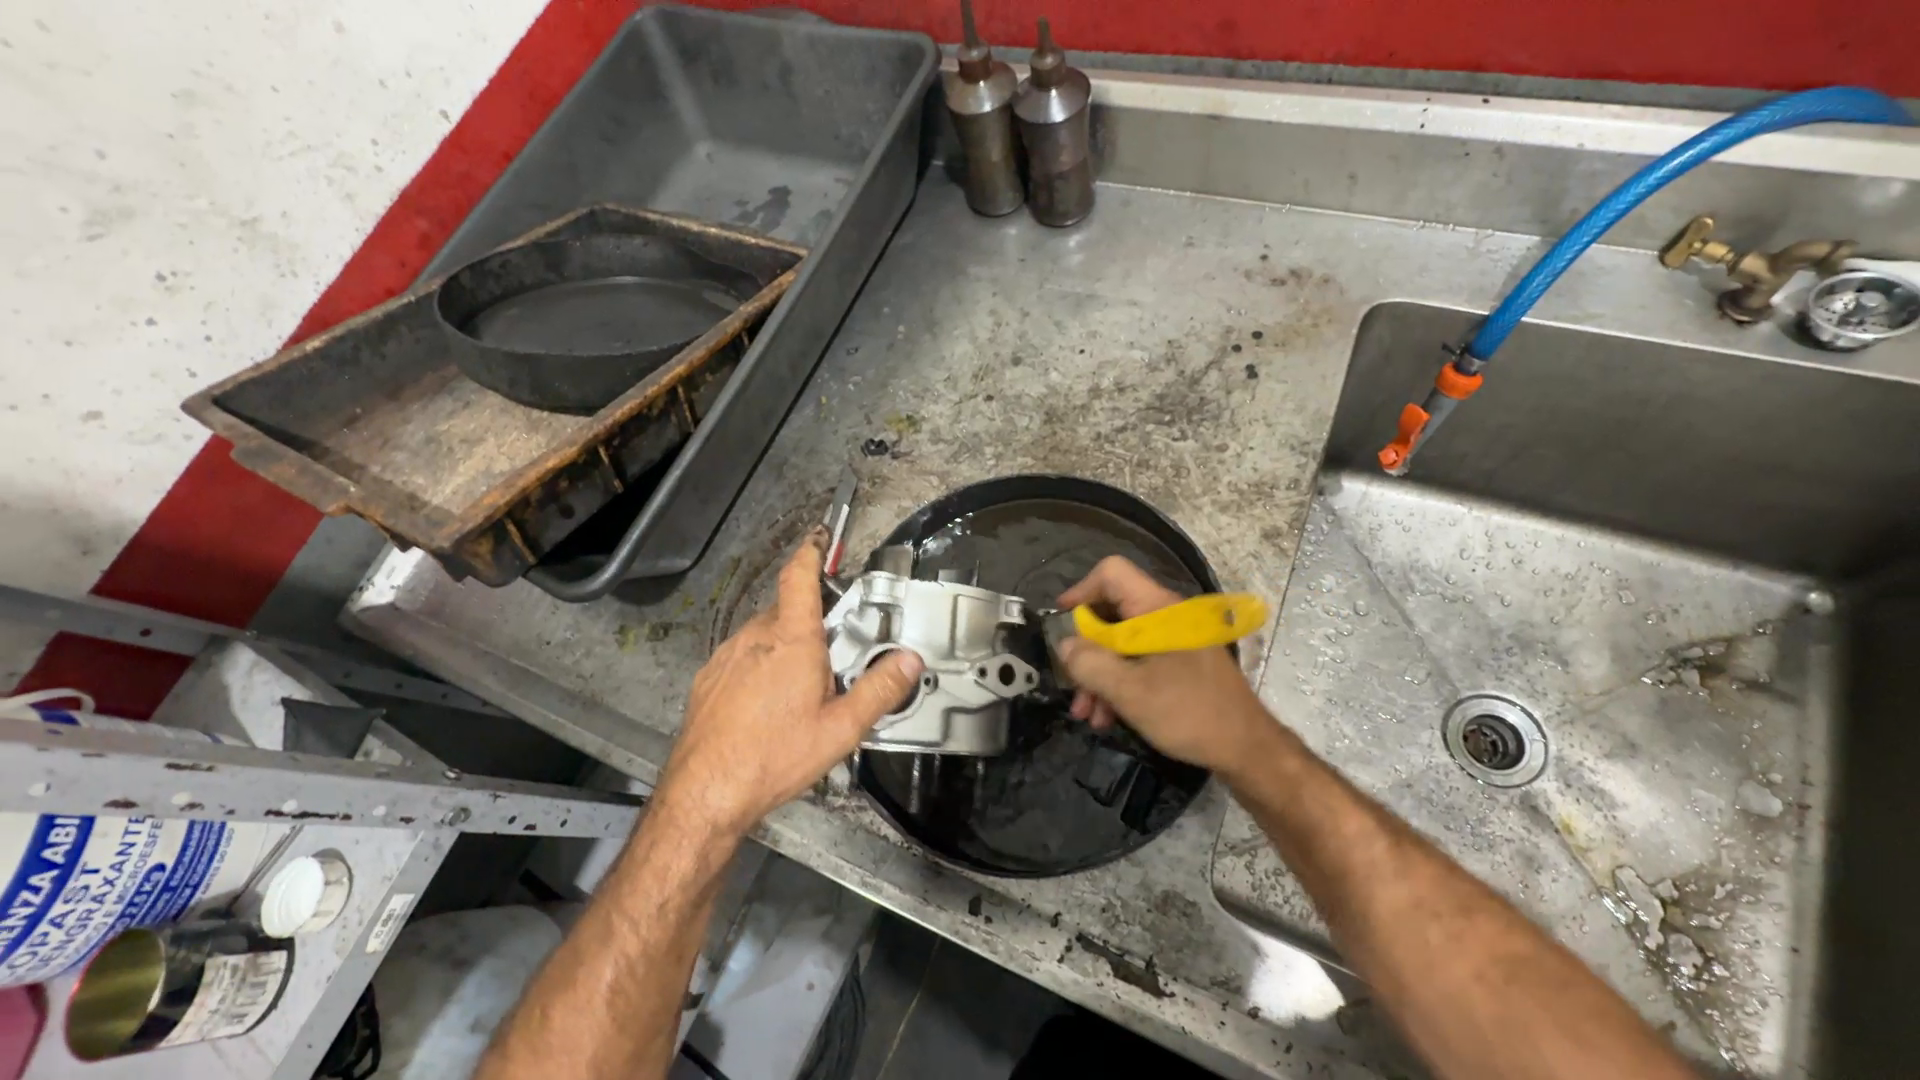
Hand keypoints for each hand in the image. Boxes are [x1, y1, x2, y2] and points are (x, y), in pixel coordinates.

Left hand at [657, 528, 922, 834]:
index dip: (811, 553)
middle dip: (813, 625)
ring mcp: (727, 657)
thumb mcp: (841, 729)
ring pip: (765, 637)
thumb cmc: (771, 759)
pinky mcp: (711, 678)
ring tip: (802, 693)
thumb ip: (879, 690)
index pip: (799, 578)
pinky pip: (744, 658)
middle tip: (834, 658)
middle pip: (789, 612)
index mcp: (791, 641)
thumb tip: (908, 662)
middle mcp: (755, 639)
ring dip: (787, 650)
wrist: (706, 790)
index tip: (819, 540)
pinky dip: (761, 668)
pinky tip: (770, 707)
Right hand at [1057, 556, 1275, 775]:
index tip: (1061, 624)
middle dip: (1086, 649)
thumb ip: (1091, 664)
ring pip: (1122, 643)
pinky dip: (1119, 683)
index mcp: (1158, 609)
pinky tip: (1107, 717)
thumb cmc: (1190, 713)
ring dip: (1099, 675)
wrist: (1247, 749)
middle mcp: (1167, 616)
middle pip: (1111, 612)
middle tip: (1071, 684)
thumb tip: (1065, 646)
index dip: (1081, 592)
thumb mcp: (1130, 692)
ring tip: (1087, 714)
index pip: (1111, 573)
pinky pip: (1139, 662)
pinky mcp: (1180, 664)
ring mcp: (1175, 641)